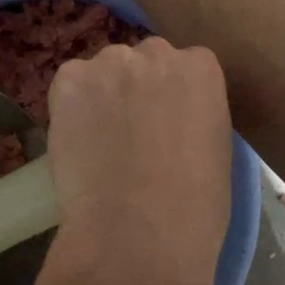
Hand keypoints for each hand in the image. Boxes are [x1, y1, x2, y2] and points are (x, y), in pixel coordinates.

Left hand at [45, 38, 233, 284]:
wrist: (138, 232)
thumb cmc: (194, 207)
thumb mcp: (215, 149)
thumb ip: (195, 115)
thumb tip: (172, 118)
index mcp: (201, 67)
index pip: (186, 64)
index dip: (172, 96)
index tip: (167, 122)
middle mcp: (155, 53)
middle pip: (143, 61)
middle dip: (137, 88)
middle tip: (131, 131)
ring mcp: (109, 63)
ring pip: (103, 71)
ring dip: (102, 95)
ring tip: (99, 141)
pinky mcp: (69, 80)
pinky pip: (69, 84)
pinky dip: (70, 106)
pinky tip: (77, 140)